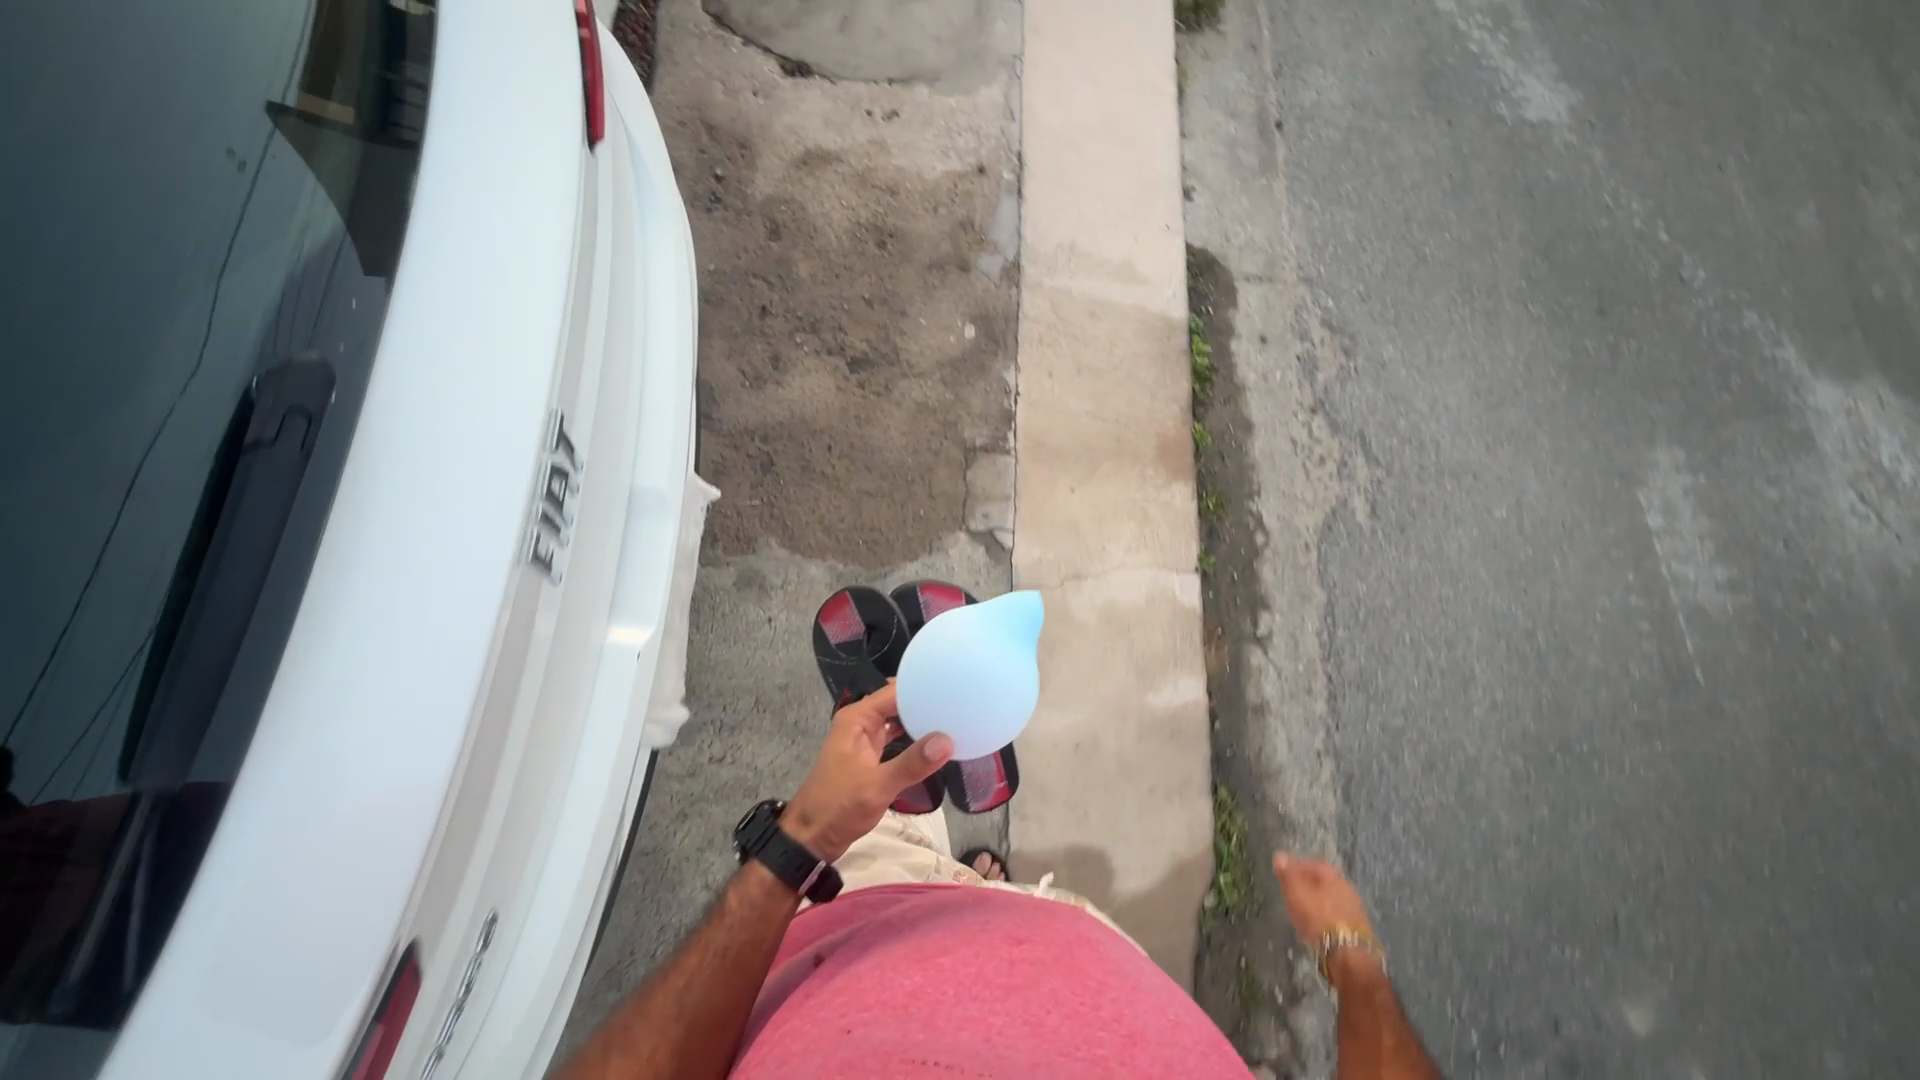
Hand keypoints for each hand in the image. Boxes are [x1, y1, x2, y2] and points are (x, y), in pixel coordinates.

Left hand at [781, 683, 952, 862]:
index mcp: (857, 718)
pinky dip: (914, 740)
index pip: (895, 691)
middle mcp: (861, 723)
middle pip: (897, 703)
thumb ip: (912, 763)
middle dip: (925, 702)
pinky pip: (896, 740)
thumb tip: (947, 741)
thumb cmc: (838, 806)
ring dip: (921, 721)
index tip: (953, 687)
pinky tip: (936, 744)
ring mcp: (865, 741)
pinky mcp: (871, 759)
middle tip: (960, 702)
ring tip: (955, 718)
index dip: (922, 686)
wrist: (811, 838)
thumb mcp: (877, 785)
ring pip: (898, 722)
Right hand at [1272, 853, 1380, 976]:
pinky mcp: (1356, 929)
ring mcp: (1354, 909)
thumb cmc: (1319, 917)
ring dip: (1314, 901)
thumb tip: (1279, 855)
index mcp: (1333, 876)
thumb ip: (1288, 874)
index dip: (1294, 867)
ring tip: (1298, 909)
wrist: (1349, 954)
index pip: (1311, 864)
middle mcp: (1347, 888)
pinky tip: (1313, 925)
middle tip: (1289, 891)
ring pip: (1328, 899)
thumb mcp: (1296, 893)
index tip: (1281, 873)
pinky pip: (1333, 915)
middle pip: (1322, 881)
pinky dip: (1322, 915)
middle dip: (1305, 884)